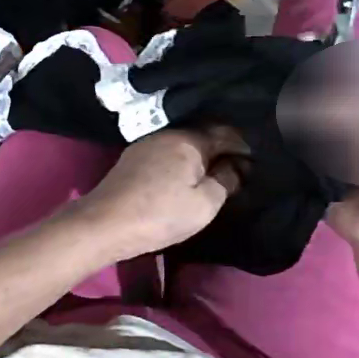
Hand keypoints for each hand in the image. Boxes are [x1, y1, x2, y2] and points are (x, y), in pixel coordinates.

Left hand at [71, 128, 245, 260]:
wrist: (104, 224)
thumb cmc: (160, 215)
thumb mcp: (204, 204)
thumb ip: (225, 181)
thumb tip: (235, 167)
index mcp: (188, 140)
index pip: (226, 133)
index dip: (243, 147)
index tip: (254, 164)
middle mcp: (167, 134)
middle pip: (203, 136)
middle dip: (222, 150)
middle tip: (238, 169)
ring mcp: (146, 145)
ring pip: (183, 145)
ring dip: (199, 157)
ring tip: (213, 174)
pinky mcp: (132, 159)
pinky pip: (166, 154)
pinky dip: (181, 162)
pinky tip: (184, 177)